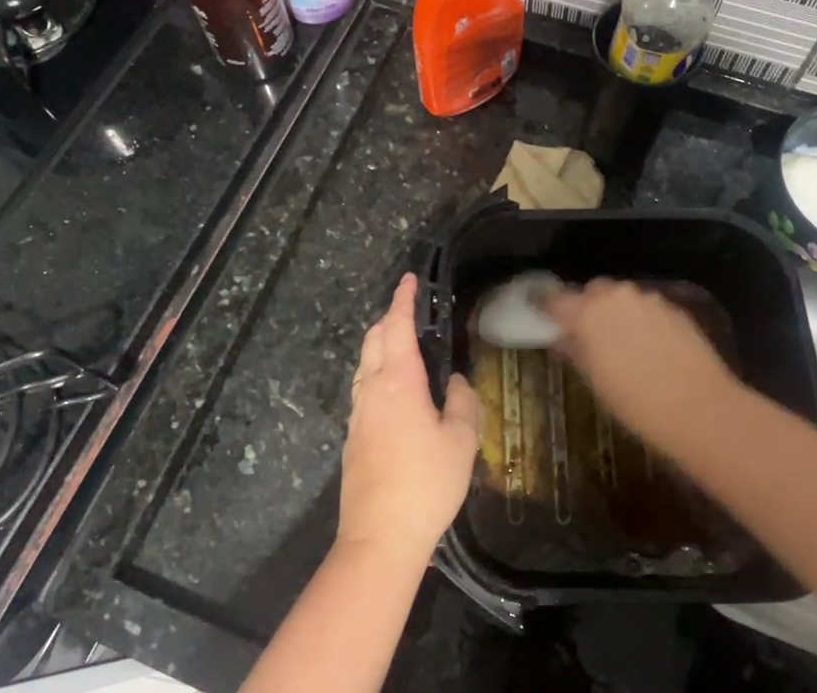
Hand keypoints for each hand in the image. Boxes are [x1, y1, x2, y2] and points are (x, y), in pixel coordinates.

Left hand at [337, 274, 480, 563]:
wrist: (379, 535)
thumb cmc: (426, 484)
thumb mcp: (461, 442)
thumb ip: (462, 404)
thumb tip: (454, 383)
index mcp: (398, 382)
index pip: (397, 327)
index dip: (404, 300)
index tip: (410, 281)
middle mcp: (371, 390)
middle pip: (373, 340)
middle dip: (390, 319)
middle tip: (412, 313)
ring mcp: (358, 415)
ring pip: (364, 365)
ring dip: (380, 346)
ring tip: (403, 347)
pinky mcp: (354, 438)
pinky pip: (363, 390)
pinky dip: (377, 373)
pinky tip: (394, 391)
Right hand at [547, 279, 741, 447]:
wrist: (698, 408)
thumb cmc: (635, 402)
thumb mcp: (594, 381)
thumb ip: (575, 351)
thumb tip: (563, 337)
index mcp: (587, 312)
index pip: (555, 299)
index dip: (543, 303)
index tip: (536, 307)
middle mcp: (616, 296)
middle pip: (593, 291)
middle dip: (586, 307)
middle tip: (585, 332)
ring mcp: (649, 299)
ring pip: (623, 298)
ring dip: (616, 312)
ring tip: (620, 341)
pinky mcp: (675, 308)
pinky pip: (647, 308)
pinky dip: (641, 320)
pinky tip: (648, 346)